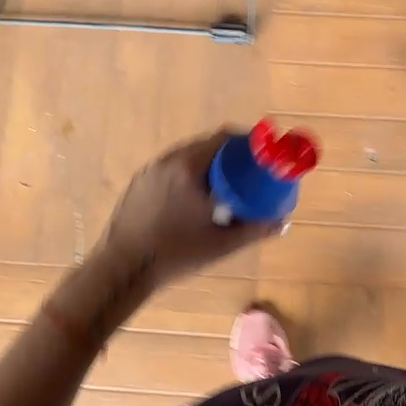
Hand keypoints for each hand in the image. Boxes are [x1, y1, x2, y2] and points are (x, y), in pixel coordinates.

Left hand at [90, 132, 282, 292]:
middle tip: (247, 173)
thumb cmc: (176, 253)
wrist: (123, 268)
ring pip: (187, 157)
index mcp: (189, 166)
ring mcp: (150, 171)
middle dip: (229, 155)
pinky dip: (188, 175)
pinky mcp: (139, 184)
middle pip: (206, 145)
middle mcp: (168, 160)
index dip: (246, 142)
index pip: (224, 138)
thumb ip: (255, 228)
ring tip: (223, 186)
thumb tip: (282, 221)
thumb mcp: (222, 243)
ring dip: (208, 165)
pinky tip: (194, 198)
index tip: (262, 155)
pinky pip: (171, 170)